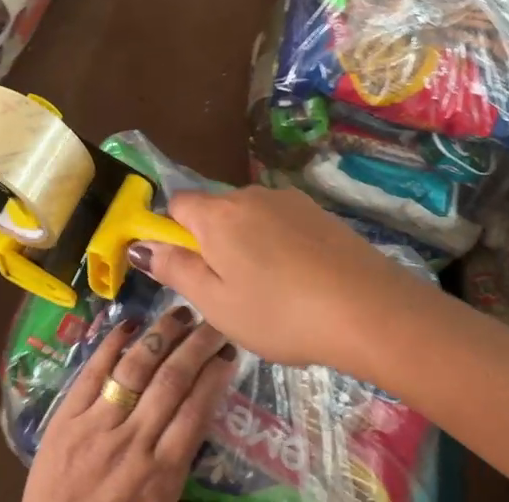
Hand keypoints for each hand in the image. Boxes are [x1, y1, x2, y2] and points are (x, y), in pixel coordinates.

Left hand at [22, 306, 238, 501]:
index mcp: (161, 472)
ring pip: (135, 368)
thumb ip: (179, 462)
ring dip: (160, 335)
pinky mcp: (65, 417)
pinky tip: (129, 324)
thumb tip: (201, 415)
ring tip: (180, 313)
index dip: (215, 376)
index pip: (196, 411)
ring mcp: (96, 424)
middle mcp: (133, 441)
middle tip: (213, 321)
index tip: (229, 351)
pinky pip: (92, 373)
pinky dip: (111, 345)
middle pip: (171, 381)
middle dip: (196, 346)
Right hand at [129, 185, 434, 371]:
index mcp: (217, 215)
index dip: (173, 234)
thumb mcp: (217, 304)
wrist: (368, 309)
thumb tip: (141, 245)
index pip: (176, 205)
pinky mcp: (318, 212)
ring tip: (272, 293)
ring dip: (249, 245)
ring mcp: (287, 200)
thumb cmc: (280, 313)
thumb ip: (176, 270)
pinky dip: (280, 245)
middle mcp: (248, 195)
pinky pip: (281, 223)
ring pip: (250, 218)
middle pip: (214, 211)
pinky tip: (301, 281)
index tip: (188, 271)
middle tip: (231, 293)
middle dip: (213, 244)